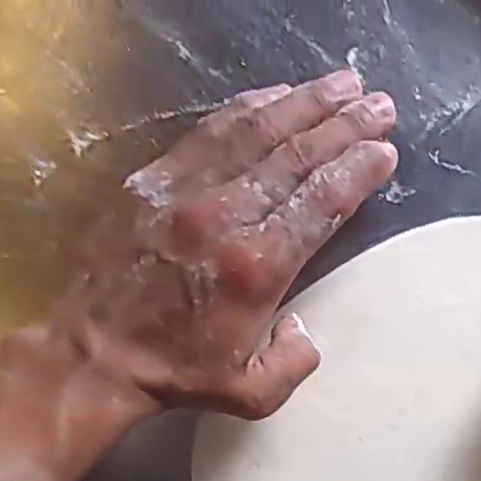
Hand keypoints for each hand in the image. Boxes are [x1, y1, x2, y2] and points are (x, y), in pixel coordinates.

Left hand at [32, 70, 397, 419]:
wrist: (95, 353)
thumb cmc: (179, 374)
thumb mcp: (252, 394)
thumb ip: (295, 363)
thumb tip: (305, 326)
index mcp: (256, 268)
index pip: (320, 204)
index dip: (357, 171)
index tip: (385, 151)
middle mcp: (226, 217)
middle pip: (297, 157)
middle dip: (345, 127)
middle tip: (380, 105)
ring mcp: (186, 191)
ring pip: (257, 132)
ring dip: (306, 104)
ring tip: (344, 85)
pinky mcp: (153, 179)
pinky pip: (211, 131)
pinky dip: (249, 108)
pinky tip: (278, 96)